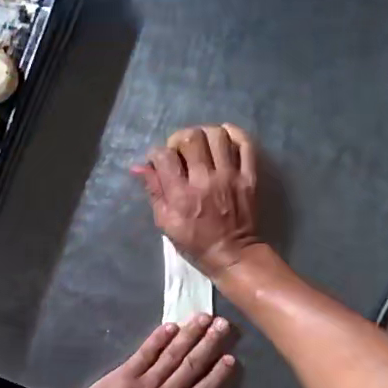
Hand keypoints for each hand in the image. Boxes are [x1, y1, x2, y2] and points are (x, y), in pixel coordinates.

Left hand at [64, 314, 237, 387]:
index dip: (218, 373)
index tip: (231, 357)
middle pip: (192, 365)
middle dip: (209, 344)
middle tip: (224, 325)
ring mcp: (145, 382)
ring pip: (172, 355)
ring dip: (190, 334)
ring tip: (204, 317)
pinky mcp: (125, 373)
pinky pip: (145, 353)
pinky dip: (158, 338)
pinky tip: (171, 325)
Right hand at [132, 124, 262, 278]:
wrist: (233, 254)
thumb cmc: (194, 242)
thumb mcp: (165, 222)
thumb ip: (154, 191)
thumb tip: (139, 167)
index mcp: (180, 194)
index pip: (164, 156)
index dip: (157, 153)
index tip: (159, 160)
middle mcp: (205, 180)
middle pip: (191, 138)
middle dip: (180, 138)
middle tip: (180, 150)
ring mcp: (230, 176)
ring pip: (217, 136)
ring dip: (205, 133)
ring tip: (201, 143)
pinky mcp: (249, 177)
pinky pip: (245, 145)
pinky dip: (234, 134)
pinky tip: (224, 137)